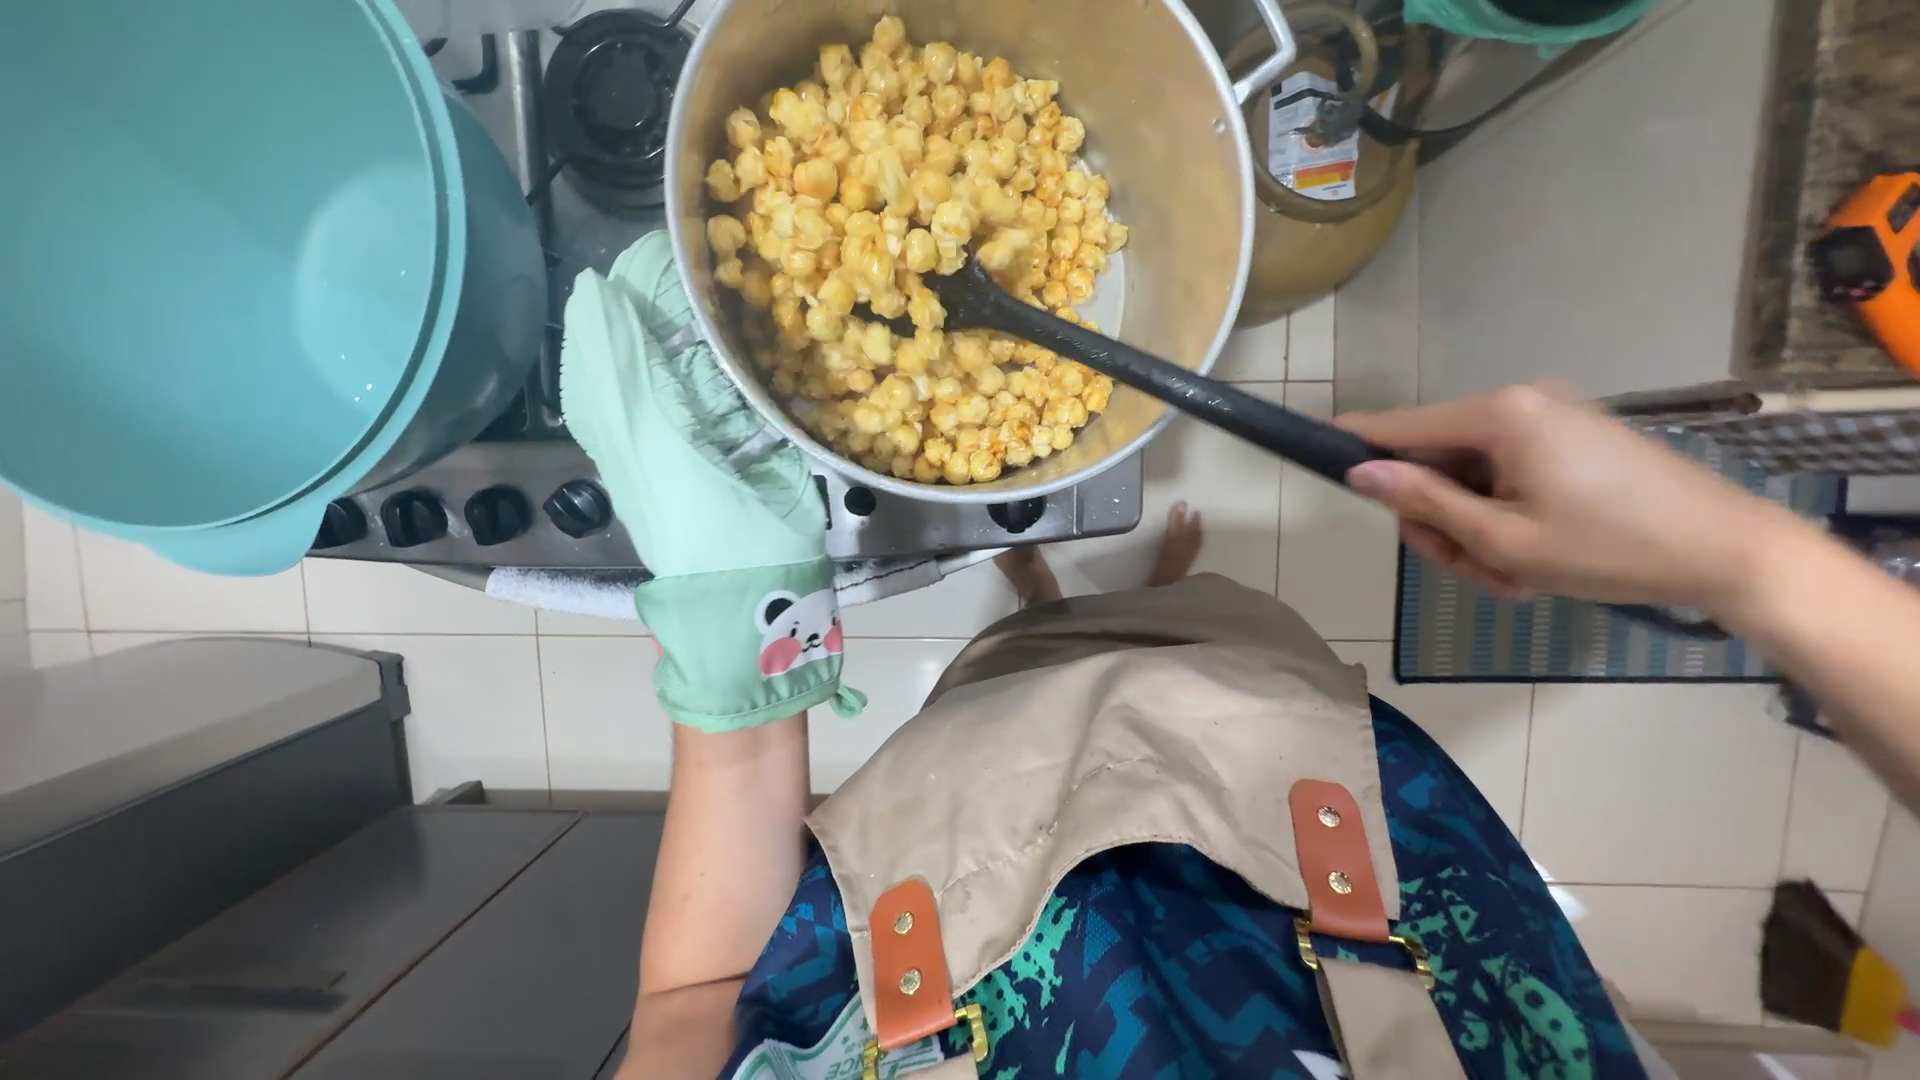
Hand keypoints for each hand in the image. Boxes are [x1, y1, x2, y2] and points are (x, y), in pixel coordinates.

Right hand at [1336, 385, 1808, 612]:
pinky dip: (1503, 519)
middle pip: (1434, 461)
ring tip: (1510, 576)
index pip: (1400, 425)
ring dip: (1473, 530)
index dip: (1353, 442)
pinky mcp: (1572, 441)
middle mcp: (1520, 405)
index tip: (1310, 447)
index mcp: (1499, 416)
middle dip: (1437, 520)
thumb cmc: (1609, 547)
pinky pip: (1506, 478)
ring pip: (1469, 478)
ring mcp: (1550, 421)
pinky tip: (1531, 559)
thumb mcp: (1500, 537)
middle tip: (1468, 567)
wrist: (1732, 554)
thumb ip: (1423, 501)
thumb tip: (1361, 472)